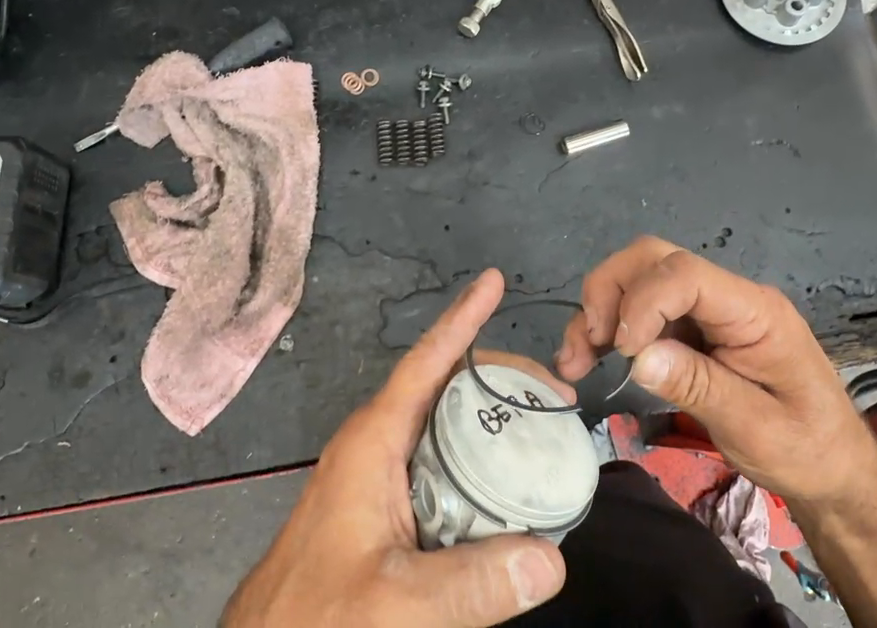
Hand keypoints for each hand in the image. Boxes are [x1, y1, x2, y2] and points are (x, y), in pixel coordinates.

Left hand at [223, 269, 568, 626]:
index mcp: (373, 440)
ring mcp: (380, 473)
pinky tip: (509, 480)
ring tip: (542, 425)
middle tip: (555, 391)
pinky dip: (477, 458)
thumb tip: (552, 559)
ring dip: (490, 417)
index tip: (492, 282)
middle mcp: (377, 443)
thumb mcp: (398, 601)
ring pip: (444, 425)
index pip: (424, 363)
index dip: (461, 319)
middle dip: (498, 376)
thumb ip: (471, 584)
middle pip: (443, 386)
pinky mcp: (386, 504)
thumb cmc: (320, 611)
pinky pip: (441, 463)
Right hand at [554, 237, 876, 508]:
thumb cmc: (806, 450)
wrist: (833, 469)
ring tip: (576, 359)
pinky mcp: (692, 328)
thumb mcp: (756, 429)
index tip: (622, 350)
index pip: (686, 275)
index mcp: (754, 311)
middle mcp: (728, 297)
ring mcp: (708, 310)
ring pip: (639, 278)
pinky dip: (609, 328)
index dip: (642, 302)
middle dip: (610, 291)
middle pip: (654, 259)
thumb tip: (637, 356)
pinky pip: (641, 310)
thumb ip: (698, 387)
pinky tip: (588, 357)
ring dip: (600, 309)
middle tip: (591, 343)